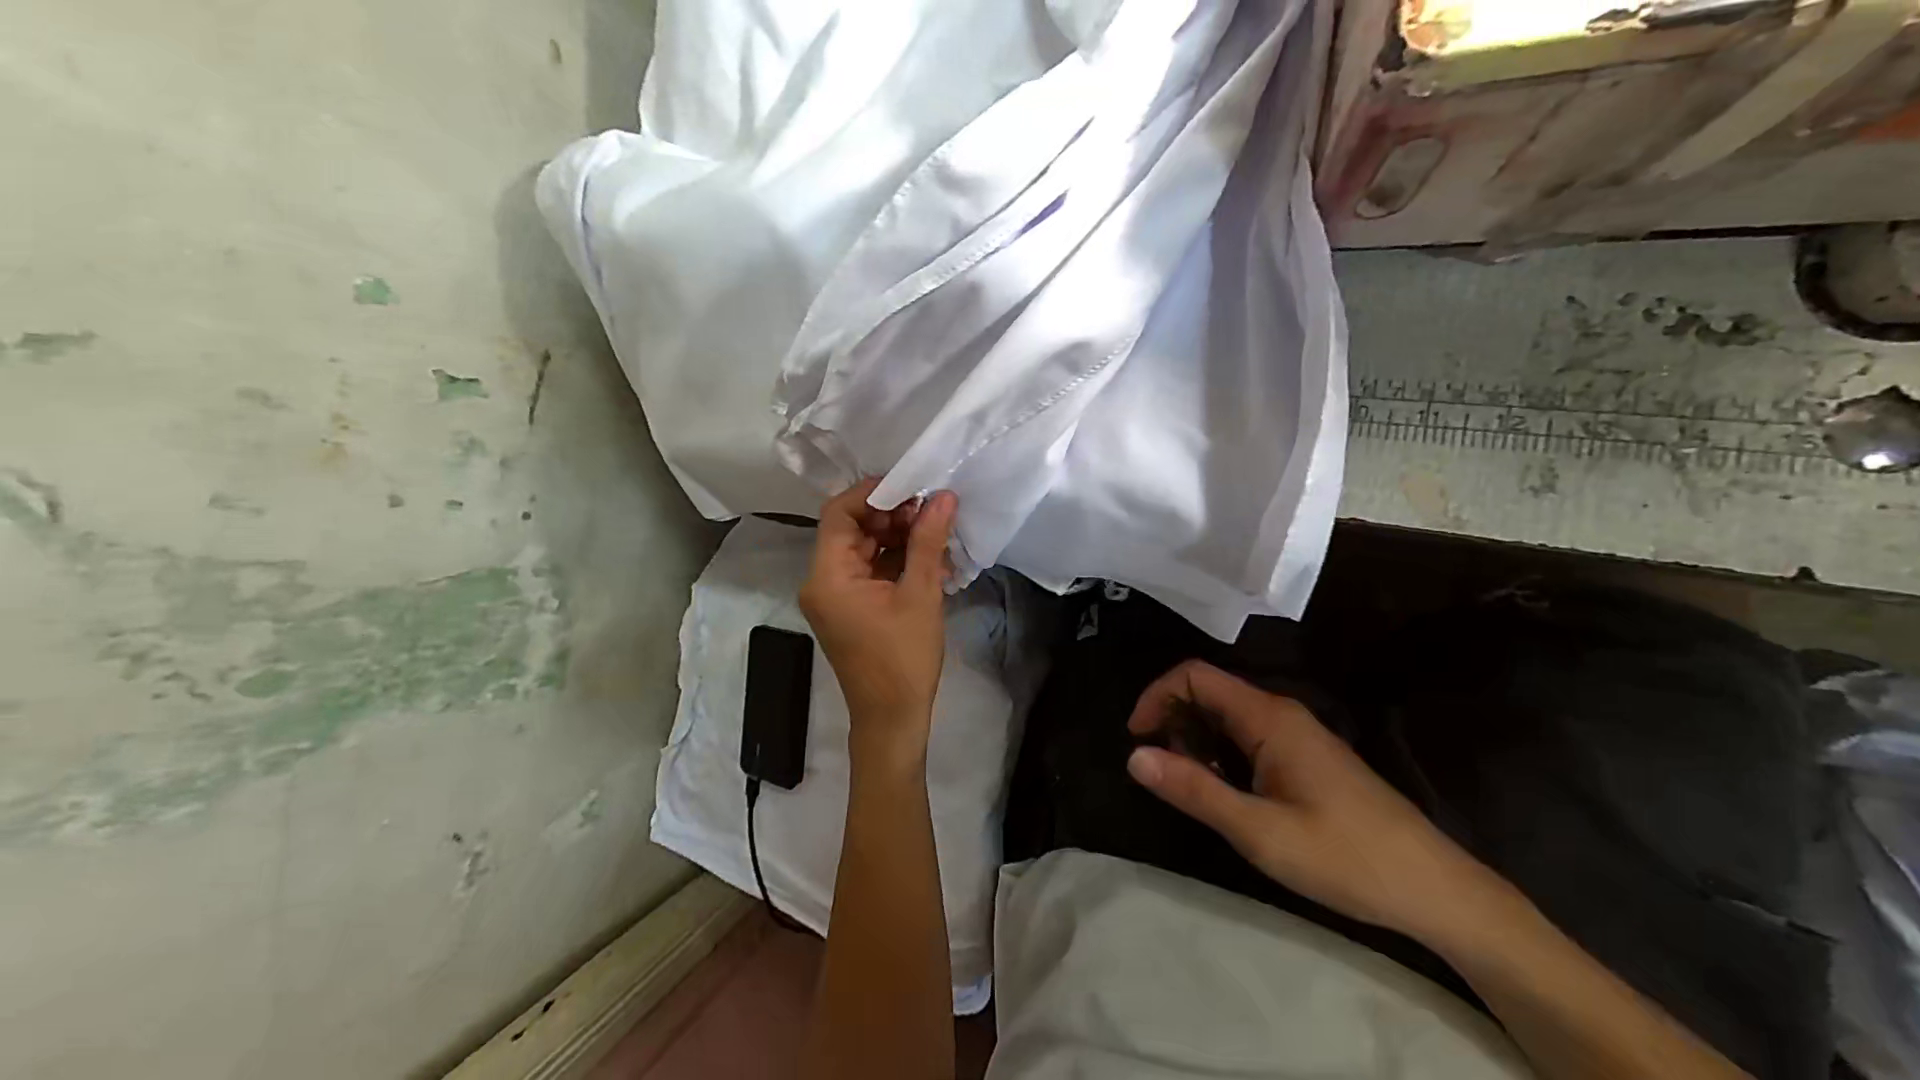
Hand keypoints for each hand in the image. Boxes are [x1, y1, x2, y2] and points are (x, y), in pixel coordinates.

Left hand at [799, 478, 956, 765]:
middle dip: (892, 516)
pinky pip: (871, 571)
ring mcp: (836, 596)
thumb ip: (927, 541)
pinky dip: (897, 561)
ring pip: (865, 549)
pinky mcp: (851, 608)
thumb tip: (943, 497)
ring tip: (938, 533)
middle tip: (933, 509)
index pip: (839, 513)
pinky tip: (931, 558)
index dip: (873, 493)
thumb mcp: (920, 594)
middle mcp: (823, 581)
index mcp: (828, 576)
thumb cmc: (904, 659)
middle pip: (852, 529)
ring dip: (899, 538)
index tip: (913, 486)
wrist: (893, 718)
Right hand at [1127, 661, 1508, 942]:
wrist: (1435, 890)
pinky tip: (1227, 794)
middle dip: (1173, 720)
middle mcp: (1282, 714)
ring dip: (1196, 740)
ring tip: (1193, 787)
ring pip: (1228, 715)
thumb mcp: (1258, 830)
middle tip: (1164, 771)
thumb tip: (1133, 755)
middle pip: (1209, 691)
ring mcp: (1298, 735)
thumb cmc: (1343, 857)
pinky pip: (1249, 737)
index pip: (1195, 675)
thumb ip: (1193, 789)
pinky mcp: (1308, 758)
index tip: (1137, 739)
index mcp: (1269, 717)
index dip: (1156, 696)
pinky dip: (1221, 753)